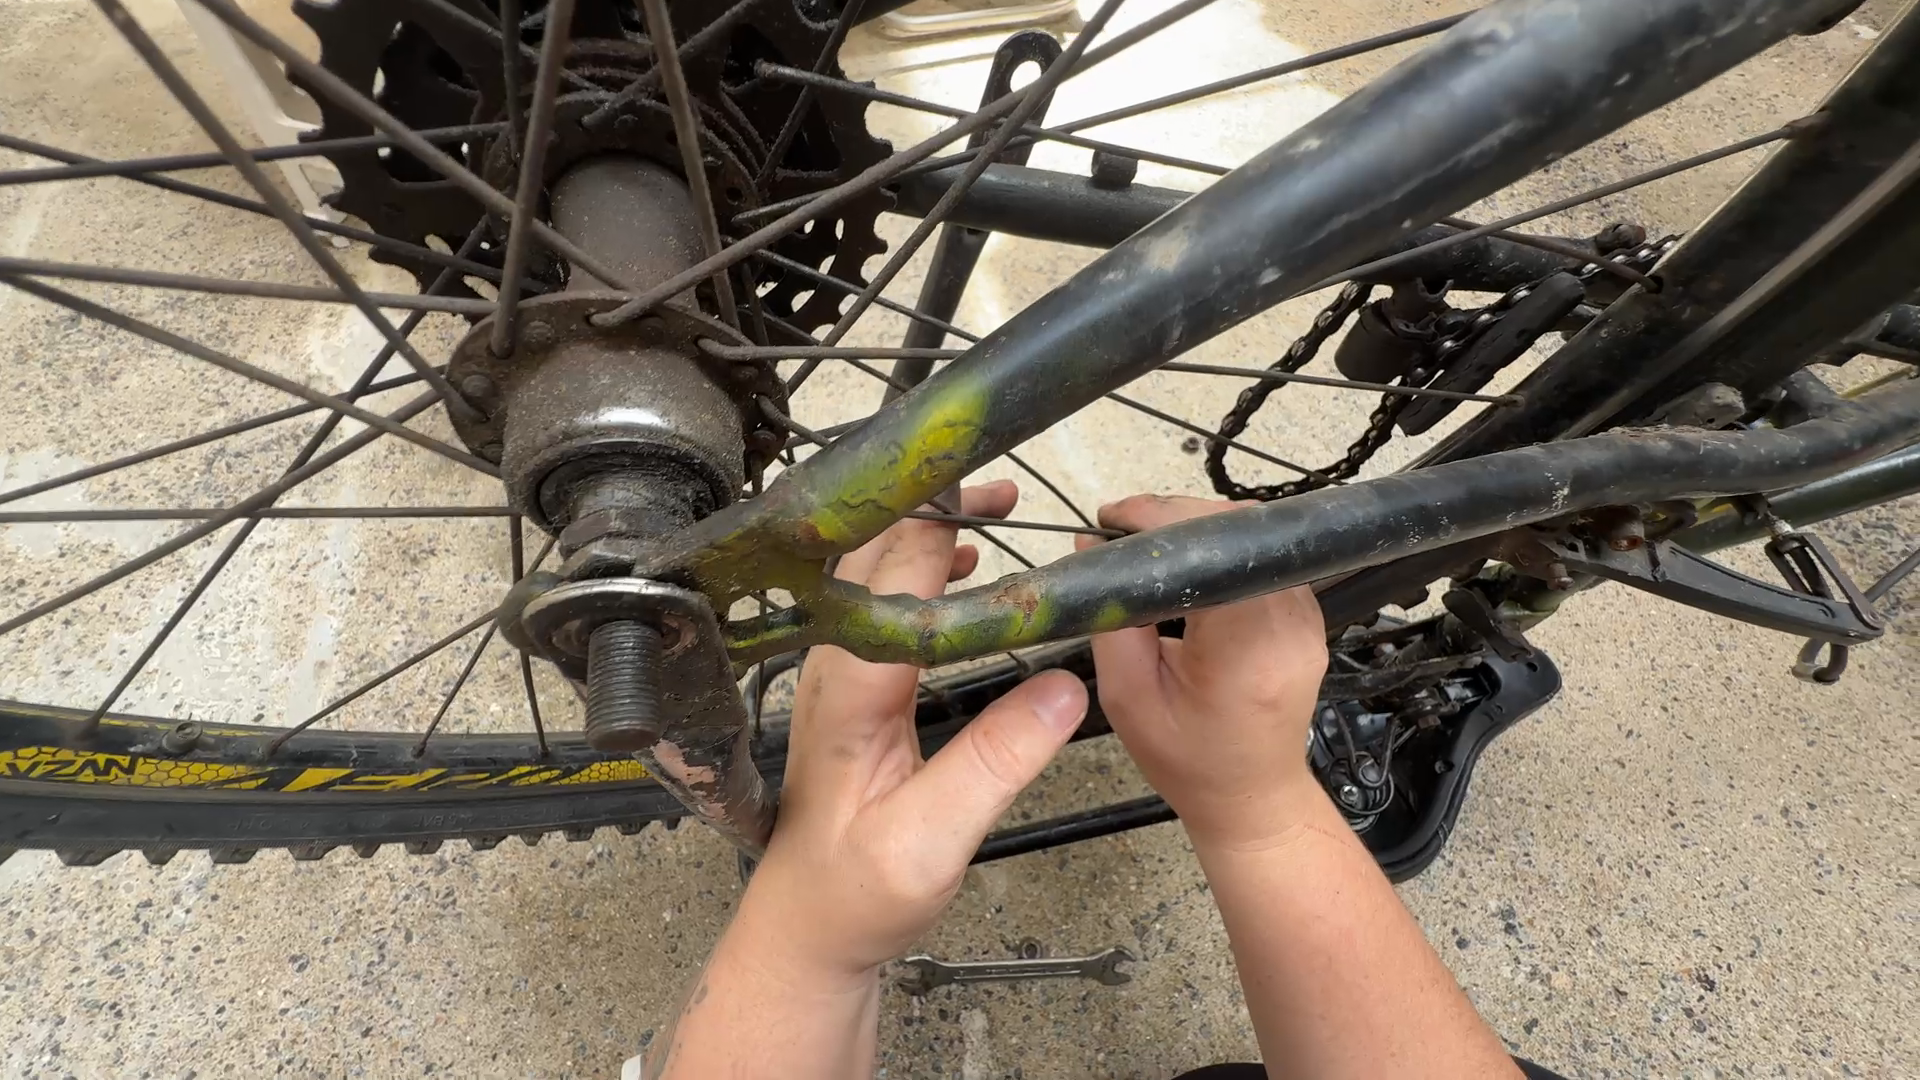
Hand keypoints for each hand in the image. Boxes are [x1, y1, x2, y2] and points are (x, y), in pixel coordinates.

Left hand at [734, 480, 1090, 984]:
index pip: (893, 576)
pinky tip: (960, 567)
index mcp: (849, 686)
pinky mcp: (851, 682)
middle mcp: (832, 662)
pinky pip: (883, 601)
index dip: (938, 522)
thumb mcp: (931, 843)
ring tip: (991, 509)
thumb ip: (995, 762)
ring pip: (874, 570)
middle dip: (934, 509)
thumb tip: (1065, 686)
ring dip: (927, 530)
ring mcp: (837, 669)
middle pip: (874, 555)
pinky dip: (921, 567)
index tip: (985, 481)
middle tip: (1002, 488)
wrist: (807, 922)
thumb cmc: (857, 891)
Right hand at [1079, 495, 1329, 849]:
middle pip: (1230, 533)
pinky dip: (1217, 546)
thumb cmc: (1186, 758)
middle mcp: (1287, 624)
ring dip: (1193, 526)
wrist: (1251, 794)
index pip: (1207, 554)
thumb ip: (1108, 621)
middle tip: (1118, 529)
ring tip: (1144, 541)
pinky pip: (1259, 555)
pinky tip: (1182, 560)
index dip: (1156, 522)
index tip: (1110, 521)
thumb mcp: (1126, 698)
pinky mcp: (1306, 613)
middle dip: (1169, 516)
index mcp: (1244, 650)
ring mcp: (1306, 616)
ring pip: (1249, 535)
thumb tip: (1089, 550)